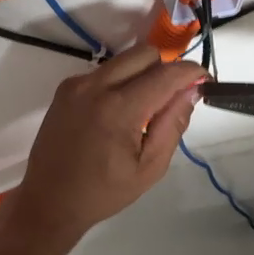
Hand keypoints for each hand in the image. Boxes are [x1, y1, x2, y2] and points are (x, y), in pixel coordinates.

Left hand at [3, 46, 204, 248]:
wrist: (49, 200)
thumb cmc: (103, 192)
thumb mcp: (149, 167)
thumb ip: (172, 124)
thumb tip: (190, 91)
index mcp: (119, 109)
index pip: (166, 74)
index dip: (191, 72)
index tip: (204, 79)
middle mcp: (95, 86)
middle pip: (144, 53)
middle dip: (165, 68)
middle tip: (171, 97)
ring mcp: (76, 84)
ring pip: (122, 60)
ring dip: (141, 74)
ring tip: (143, 109)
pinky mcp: (65, 89)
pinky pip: (103, 72)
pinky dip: (119, 82)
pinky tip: (118, 113)